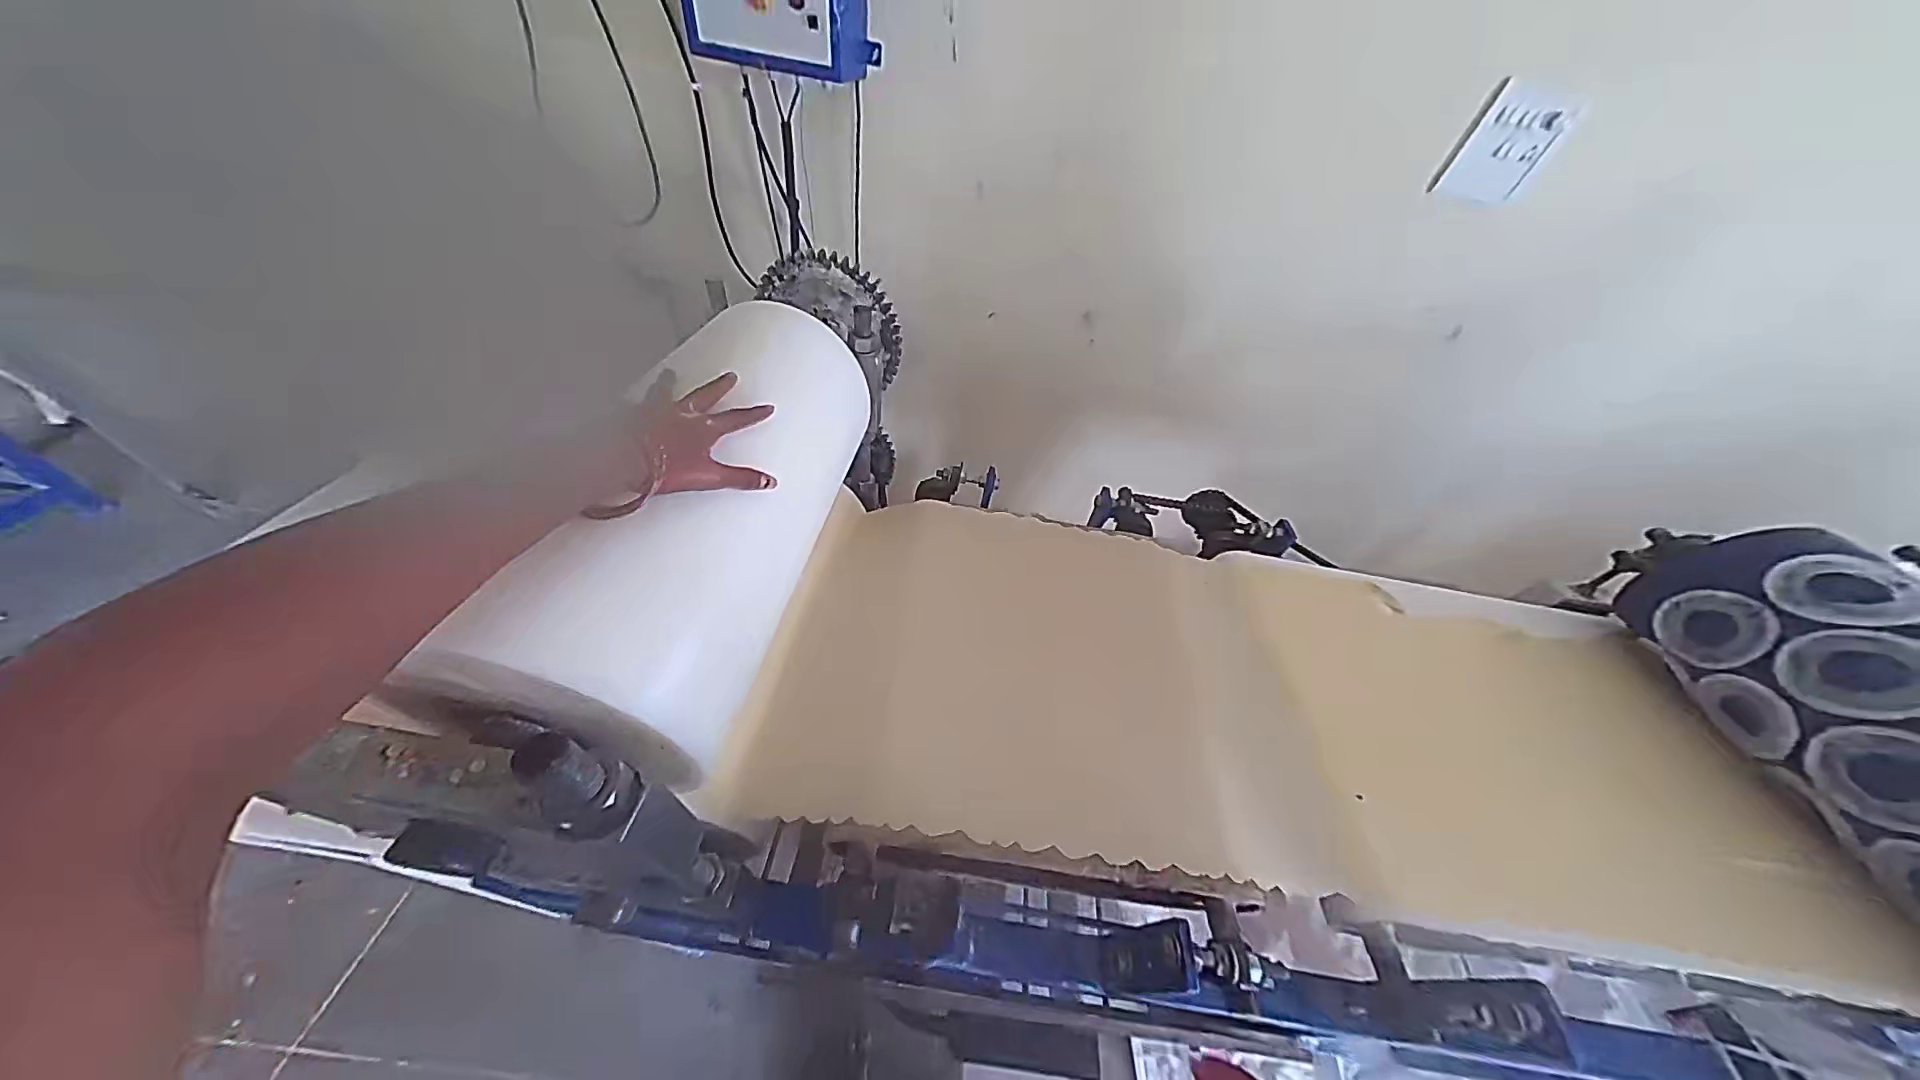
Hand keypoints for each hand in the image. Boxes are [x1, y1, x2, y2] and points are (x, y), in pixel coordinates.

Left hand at [582, 371, 774, 519]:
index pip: (735, 419)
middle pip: (706, 396)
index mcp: (702, 429)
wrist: (625, 461)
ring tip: (671, 375)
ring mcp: (655, 411)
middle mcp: (681, 414)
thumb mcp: (709, 477)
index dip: (752, 415)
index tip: (764, 408)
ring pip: (667, 392)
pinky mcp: (631, 414)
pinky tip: (627, 397)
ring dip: (671, 384)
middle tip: (729, 377)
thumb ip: (739, 478)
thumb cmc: (662, 468)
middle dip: (721, 387)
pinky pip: (634, 402)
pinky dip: (633, 399)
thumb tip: (765, 481)